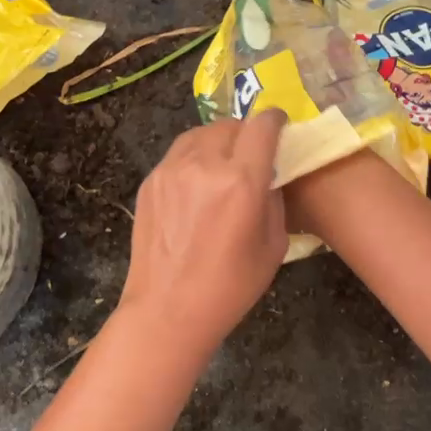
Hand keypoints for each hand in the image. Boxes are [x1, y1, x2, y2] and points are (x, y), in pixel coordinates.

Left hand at [117, 111, 288, 355]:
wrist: (166, 310)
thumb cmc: (229, 287)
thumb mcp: (273, 246)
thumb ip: (274, 200)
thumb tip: (268, 175)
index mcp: (241, 181)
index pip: (262, 126)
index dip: (275, 120)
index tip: (280, 125)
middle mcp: (204, 165)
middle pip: (230, 125)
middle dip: (246, 133)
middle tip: (252, 153)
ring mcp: (171, 170)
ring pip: (200, 134)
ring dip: (218, 142)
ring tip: (223, 164)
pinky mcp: (150, 181)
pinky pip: (178, 155)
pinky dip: (194, 159)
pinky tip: (197, 185)